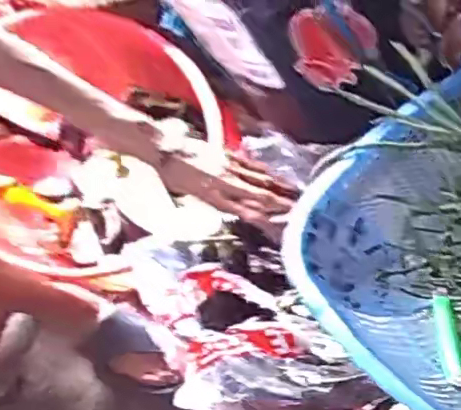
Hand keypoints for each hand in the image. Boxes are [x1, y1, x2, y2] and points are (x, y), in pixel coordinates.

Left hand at [153, 135, 298, 229]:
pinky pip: (248, 163)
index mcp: (223, 190)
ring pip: (259, 176)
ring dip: (280, 185)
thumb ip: (227, 205)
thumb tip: (256, 214)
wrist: (154, 144)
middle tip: (306, 206)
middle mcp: (229, 177)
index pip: (257, 202)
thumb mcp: (196, 195)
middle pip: (263, 190)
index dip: (277, 210)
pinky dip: (264, 170)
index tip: (295, 216)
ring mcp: (227, 163)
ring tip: (298, 192)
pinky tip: (272, 174)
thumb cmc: (170, 173)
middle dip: (285, 199)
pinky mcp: (222, 153)